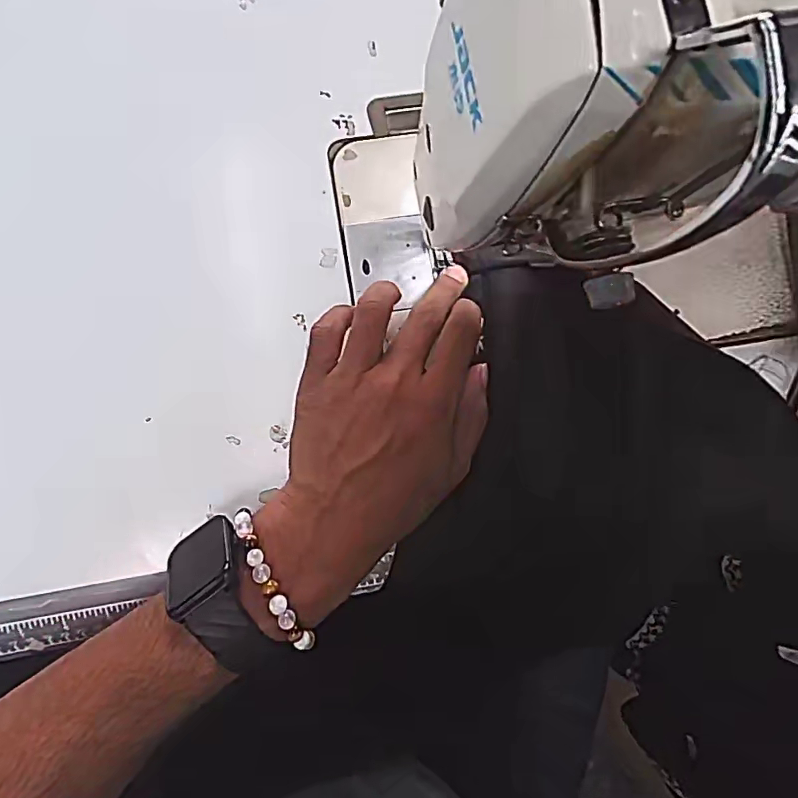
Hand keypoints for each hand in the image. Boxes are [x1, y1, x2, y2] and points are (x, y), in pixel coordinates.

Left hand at [248, 267, 488, 627]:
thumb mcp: (450, 466)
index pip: (459, 334)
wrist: (334, 517)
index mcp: (431, 403)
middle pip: (425, 315)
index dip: (470, 313)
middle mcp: (393, 383)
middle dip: (444, 289)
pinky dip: (338, 315)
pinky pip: (326, 333)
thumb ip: (471, 415)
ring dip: (388, 293)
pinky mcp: (318, 382)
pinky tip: (349, 316)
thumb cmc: (389, 500)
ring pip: (372, 312)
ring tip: (395, 292)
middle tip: (448, 281)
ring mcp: (352, 379)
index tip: (469, 311)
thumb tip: (480, 377)